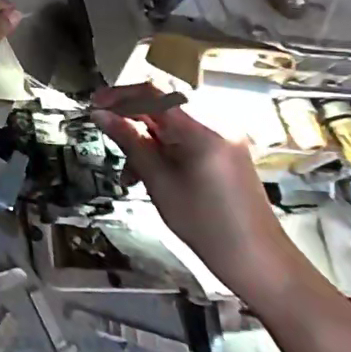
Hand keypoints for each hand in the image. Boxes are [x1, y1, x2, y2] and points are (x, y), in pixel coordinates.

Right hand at [90, 84, 307, 301]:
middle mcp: (217, 121)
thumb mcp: (159, 181)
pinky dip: (164, 145)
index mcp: (202, 128)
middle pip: (163, 102)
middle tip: (106, 132)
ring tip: (128, 168)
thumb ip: (129, 141)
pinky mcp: (226, 148)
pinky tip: (149, 170)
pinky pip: (187, 134)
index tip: (93, 104)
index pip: (154, 93)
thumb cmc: (204, 223)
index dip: (119, 95)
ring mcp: (224, 134)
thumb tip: (100, 115)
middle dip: (130, 115)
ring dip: (145, 135)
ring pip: (172, 120)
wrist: (257, 259)